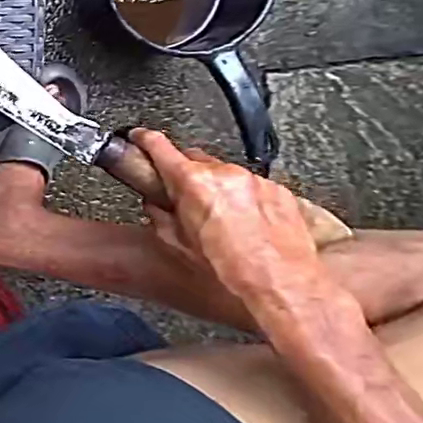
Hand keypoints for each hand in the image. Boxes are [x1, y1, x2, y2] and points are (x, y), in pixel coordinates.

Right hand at [131, 128, 333, 306]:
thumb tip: (155, 206)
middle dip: (185, 175)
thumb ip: (159, 215)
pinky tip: (246, 224)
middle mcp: (224, 175)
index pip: (159, 146)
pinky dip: (244, 199)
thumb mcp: (177, 244)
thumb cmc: (230, 269)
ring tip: (221, 220)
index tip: (139, 137)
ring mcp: (255, 181)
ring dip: (217, 189)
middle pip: (194, 160)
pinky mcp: (280, 191)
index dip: (144, 139)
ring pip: (224, 174)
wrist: (283, 285)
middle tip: (184, 198)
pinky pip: (252, 186)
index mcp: (191, 183)